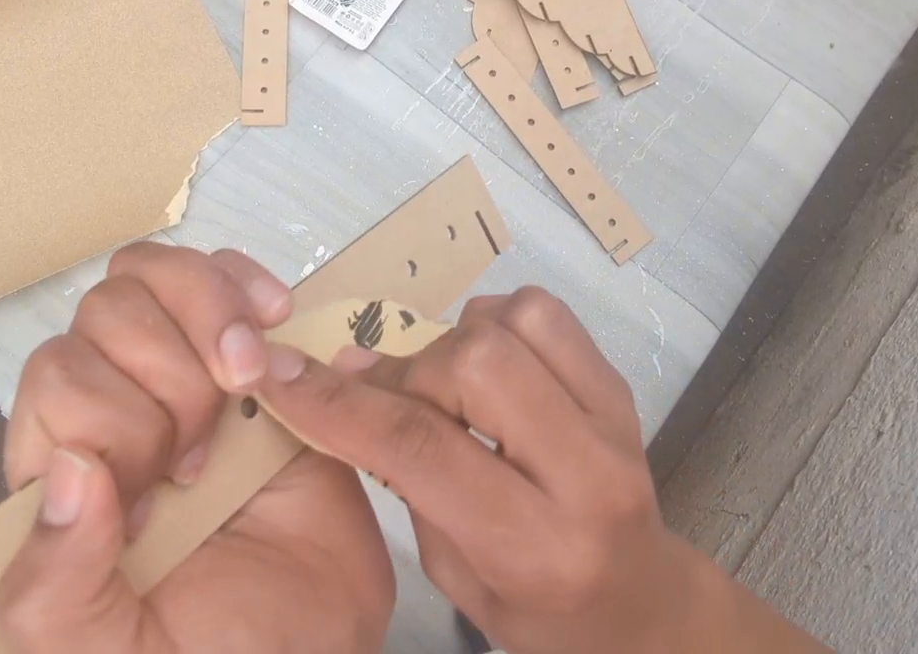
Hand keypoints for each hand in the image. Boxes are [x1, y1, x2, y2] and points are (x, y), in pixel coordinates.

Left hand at [0, 244, 393, 653]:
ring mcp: (185, 367)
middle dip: (171, 379)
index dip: (113, 422)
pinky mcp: (249, 348)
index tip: (161, 496)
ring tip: (250, 379)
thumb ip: (54, 590)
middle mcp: (117, 405)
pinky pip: (225, 270)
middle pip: (106, 313)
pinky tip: (277, 317)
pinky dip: (246, 281)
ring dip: (210, 317)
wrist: (329, 637)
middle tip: (204, 457)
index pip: (57, 379)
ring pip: (155, 275)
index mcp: (63, 474)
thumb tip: (67, 468)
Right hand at [259, 287, 824, 653]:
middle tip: (389, 393)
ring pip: (511, 324)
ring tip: (444, 381)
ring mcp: (613, 420)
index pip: (419, 449)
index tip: (281, 372)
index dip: (338, 403)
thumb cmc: (530, 604)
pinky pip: (543, 313)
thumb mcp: (449, 567)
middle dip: (410, 372)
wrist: (636, 600)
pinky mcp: (619, 384)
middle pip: (474, 366)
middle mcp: (585, 474)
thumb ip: (405, 471)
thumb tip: (351, 373)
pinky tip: (487, 357)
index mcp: (532, 545)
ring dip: (454, 341)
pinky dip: (497, 320)